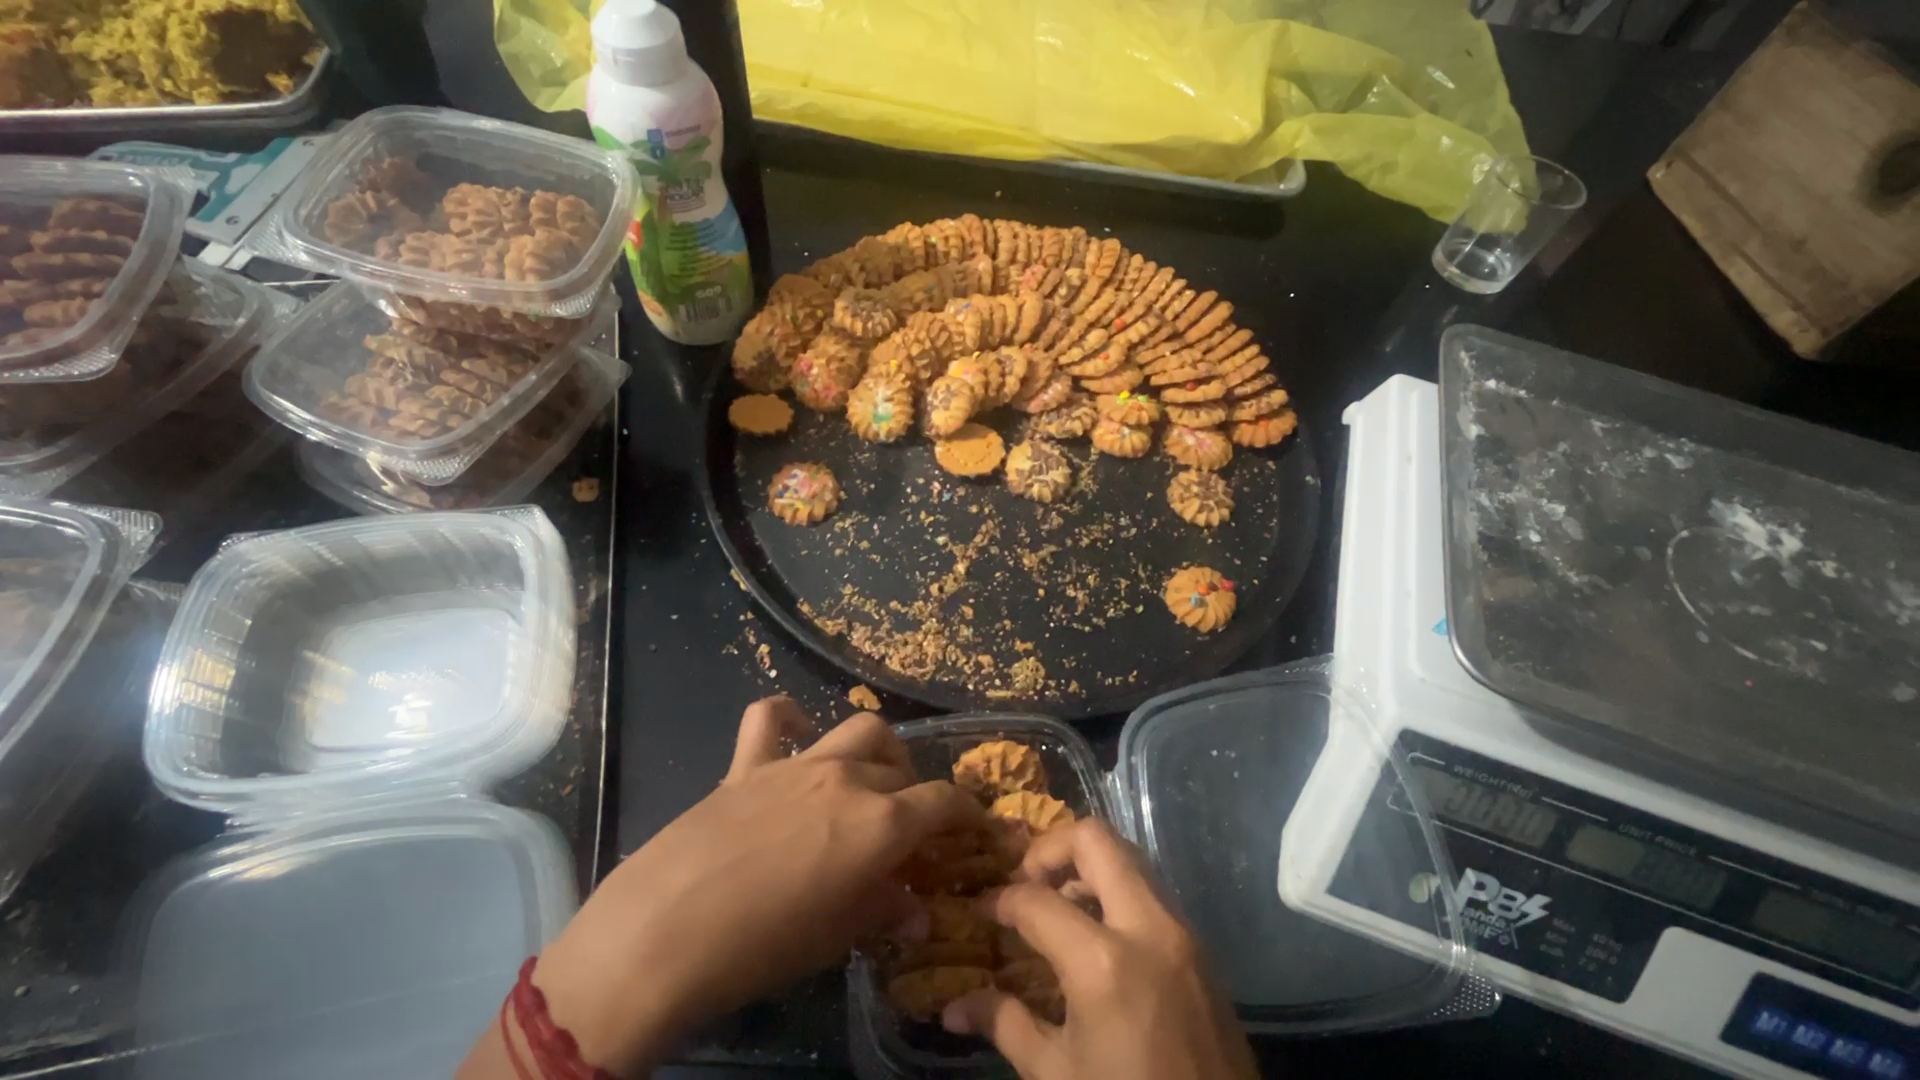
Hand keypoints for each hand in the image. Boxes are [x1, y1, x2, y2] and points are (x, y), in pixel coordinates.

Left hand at [530, 698, 980, 1074]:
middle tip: (905, 827)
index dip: (967, 814)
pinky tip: (797, 737)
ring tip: (869, 779)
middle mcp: (848, 780)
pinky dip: (792, 718)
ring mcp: (797, 765)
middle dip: (916, 791)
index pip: (944, 803)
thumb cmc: (763, 948)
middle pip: (902, 767)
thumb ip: (884, 911)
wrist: (665, 931)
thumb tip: (918, 910)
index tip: (973, 828)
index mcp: (881, 825)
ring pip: (858, 729)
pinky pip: (774, 718)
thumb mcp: (837, 938)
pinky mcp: (747, 764)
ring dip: (877, 750)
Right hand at [942, 819, 1256, 1079]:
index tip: (982, 911)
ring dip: (1087, 866)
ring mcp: (1181, 933)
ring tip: (1057, 905)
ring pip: (1130, 858)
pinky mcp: (1199, 949)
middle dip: (1050, 849)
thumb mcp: (1056, 1075)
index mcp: (1103, 962)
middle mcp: (1148, 927)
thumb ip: (1005, 1023)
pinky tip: (1094, 934)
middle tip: (1025, 882)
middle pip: (1096, 840)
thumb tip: (953, 1008)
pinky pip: (1151, 892)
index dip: (1000, 899)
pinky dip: (1116, 891)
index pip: (1036, 899)